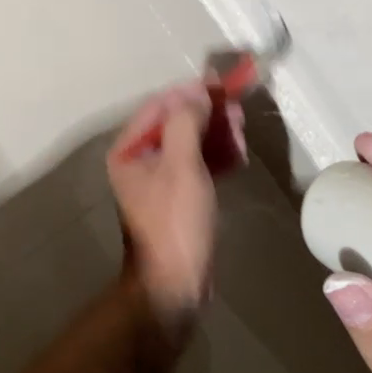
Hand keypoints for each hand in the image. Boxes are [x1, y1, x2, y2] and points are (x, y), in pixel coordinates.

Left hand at [107, 82, 241, 319]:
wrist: (175, 287)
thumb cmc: (175, 222)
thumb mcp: (182, 167)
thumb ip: (186, 123)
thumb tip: (197, 90)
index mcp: (129, 149)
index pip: (160, 106)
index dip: (190, 92)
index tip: (222, 85)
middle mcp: (140, 159)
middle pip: (176, 122)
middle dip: (208, 114)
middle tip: (238, 112)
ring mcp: (160, 180)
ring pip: (191, 143)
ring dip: (217, 133)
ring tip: (242, 133)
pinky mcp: (179, 197)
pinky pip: (198, 165)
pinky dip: (217, 157)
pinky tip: (239, 155)